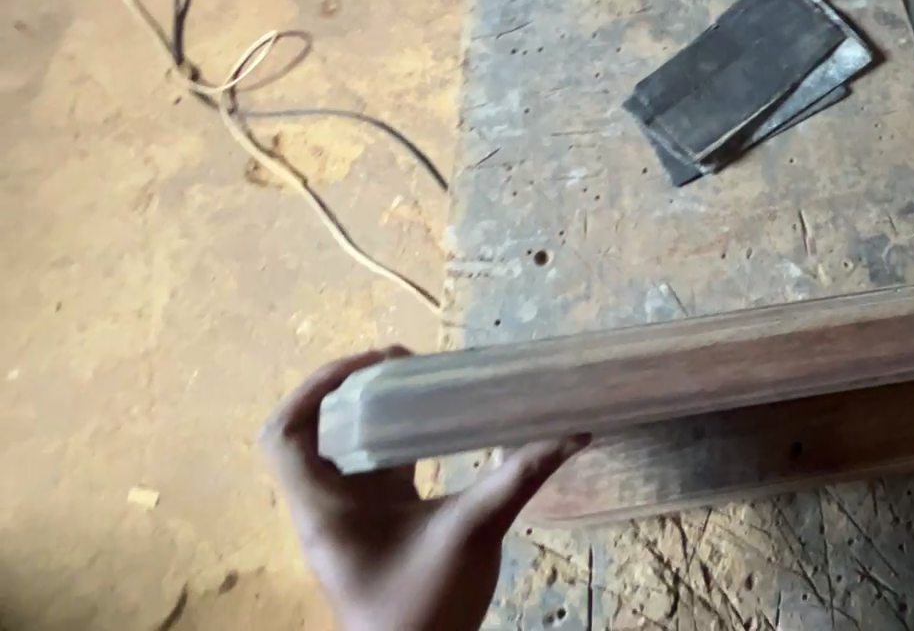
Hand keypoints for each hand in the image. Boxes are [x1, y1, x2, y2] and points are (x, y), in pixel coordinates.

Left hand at [260, 347, 587, 630]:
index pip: (286, 436)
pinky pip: (380, 463)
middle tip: (412, 361)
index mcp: (328, 508)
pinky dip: (402, 433)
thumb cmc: (423, 607)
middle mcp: (331, 506)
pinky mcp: (381, 520)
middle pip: (314, 432)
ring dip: (377, 409)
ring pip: (347, 446)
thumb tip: (575, 431)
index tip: (378, 361)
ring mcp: (354, 514)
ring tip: (429, 378)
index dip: (318, 387)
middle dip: (355, 387)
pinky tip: (443, 420)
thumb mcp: (475, 533)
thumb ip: (522, 477)